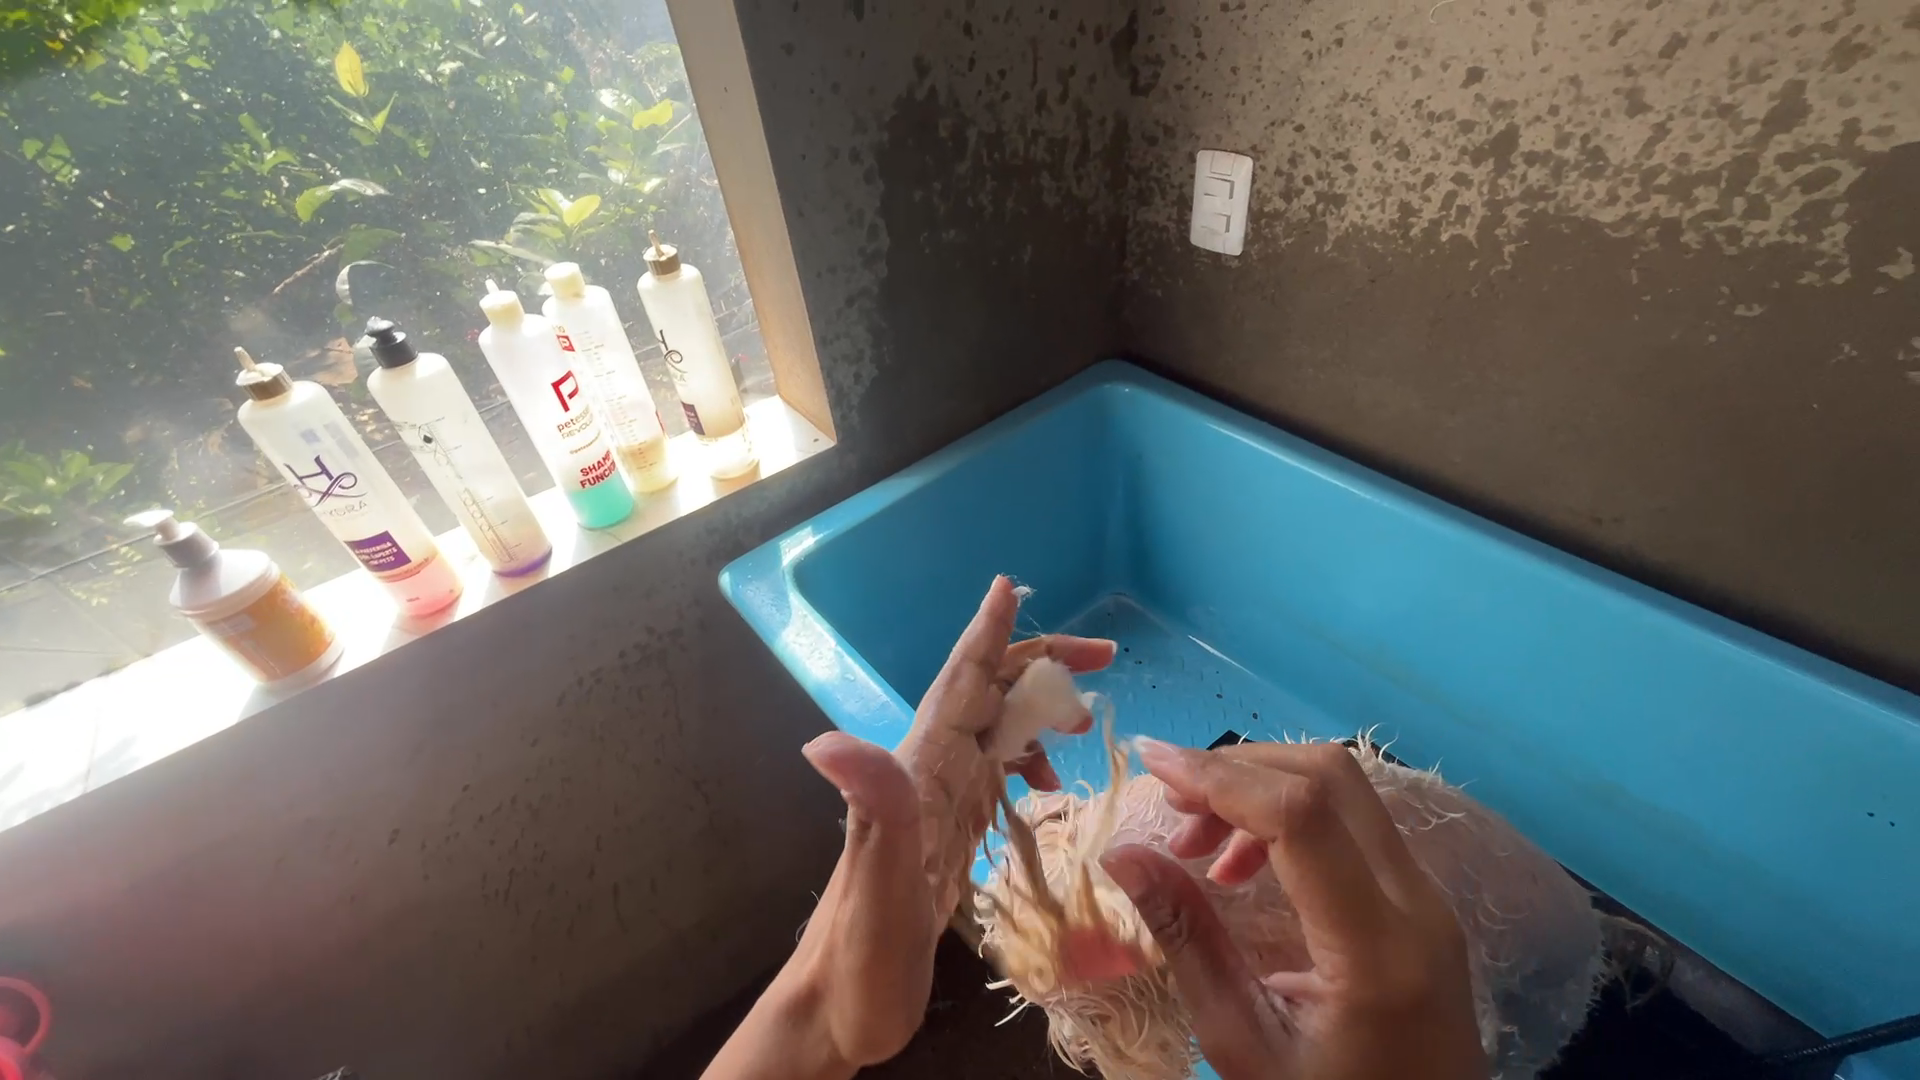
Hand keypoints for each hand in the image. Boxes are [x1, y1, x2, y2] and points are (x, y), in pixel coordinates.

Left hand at [702, 579, 1113, 1079]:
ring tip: (1082, 720)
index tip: (1008, 587)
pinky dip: (1024, 757)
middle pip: (987, 693)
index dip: (986, 634)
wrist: (835, 1007)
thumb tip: (827, 740)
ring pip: (994, 726)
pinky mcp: (946, 829)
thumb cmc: (858, 956)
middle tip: (1103, 657)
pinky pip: (994, 770)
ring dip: (1037, 708)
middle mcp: (928, 771)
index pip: (959, 684)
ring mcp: (937, 800)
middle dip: (1039, 661)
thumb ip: (869, 811)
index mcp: (920, 770)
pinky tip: (1044, 779)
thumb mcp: (874, 886)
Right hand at [1100, 738, 1487, 1079]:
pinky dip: (1282, 812)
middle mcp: (1416, 904)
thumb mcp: (1240, 1040)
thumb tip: (1120, 853)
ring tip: (1195, 840)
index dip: (1219, 776)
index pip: (1301, 816)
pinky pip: (1347, 818)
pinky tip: (1238, 863)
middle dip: (1235, 768)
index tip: (1151, 763)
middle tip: (1172, 804)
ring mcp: (1425, 894)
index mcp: (1376, 951)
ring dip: (1256, 787)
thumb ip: (1184, 939)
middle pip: (1327, 776)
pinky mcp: (1415, 895)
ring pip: (1340, 786)